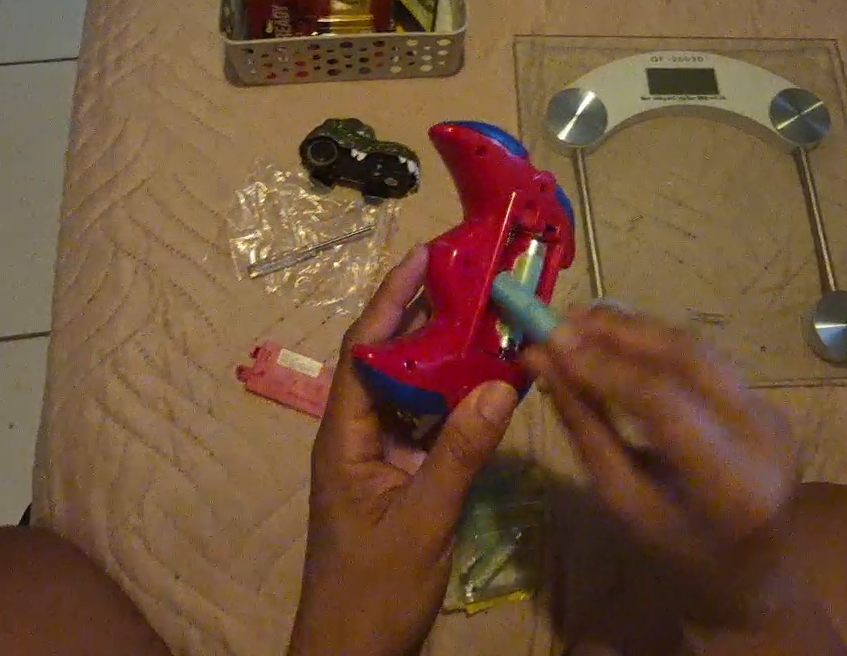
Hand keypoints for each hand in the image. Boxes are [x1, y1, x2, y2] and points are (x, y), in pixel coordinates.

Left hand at [288, 246, 520, 655]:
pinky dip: (454, 396)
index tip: (423, 257)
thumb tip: (501, 384)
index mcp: (344, 433)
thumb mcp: (422, 521)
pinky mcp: (398, 473)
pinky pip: (426, 419)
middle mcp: (357, 431)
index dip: (391, 299)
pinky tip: (486, 382)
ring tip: (483, 314)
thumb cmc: (373, 590)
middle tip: (466, 275)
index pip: (363, 348)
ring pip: (409, 386)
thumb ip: (459, 455)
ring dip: (442, 352)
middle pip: (387, 357)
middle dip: (422, 314)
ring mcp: (377, 452)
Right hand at [520, 308, 801, 626]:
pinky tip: (617, 338)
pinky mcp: (765, 399)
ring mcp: (771, 412)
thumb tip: (540, 359)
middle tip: (562, 319)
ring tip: (581, 321)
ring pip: (694, 347)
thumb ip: (583, 424)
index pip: (662, 400)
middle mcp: (762, 436)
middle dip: (618, 330)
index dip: (602, 364)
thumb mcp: (621, 499)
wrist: (753, 578)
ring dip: (635, 328)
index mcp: (729, 483)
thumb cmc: (675, 552)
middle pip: (685, 356)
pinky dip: (654, 342)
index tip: (550, 341)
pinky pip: (702, 357)